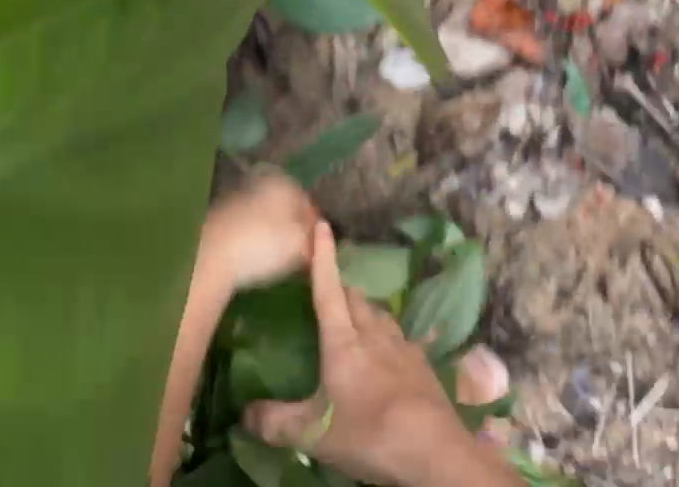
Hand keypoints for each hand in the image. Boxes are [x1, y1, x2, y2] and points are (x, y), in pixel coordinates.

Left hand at [199, 171, 318, 291]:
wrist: (210, 256)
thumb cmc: (263, 245)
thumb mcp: (300, 245)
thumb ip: (314, 240)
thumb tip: (318, 240)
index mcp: (283, 182)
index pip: (310, 204)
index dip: (316, 229)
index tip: (318, 250)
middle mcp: (261, 183)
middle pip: (287, 208)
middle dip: (295, 229)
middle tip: (301, 255)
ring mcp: (238, 198)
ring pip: (267, 217)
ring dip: (274, 235)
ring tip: (279, 260)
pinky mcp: (221, 216)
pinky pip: (248, 227)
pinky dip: (255, 240)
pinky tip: (256, 258)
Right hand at [242, 223, 508, 486]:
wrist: (434, 452)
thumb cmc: (369, 433)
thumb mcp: (314, 433)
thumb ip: (276, 422)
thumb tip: (244, 414)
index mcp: (343, 341)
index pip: (328, 289)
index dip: (323, 256)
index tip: (322, 226)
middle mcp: (374, 333)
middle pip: (355, 298)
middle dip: (340, 289)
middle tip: (326, 293)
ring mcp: (403, 347)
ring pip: (380, 315)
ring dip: (365, 312)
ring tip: (355, 321)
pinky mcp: (423, 364)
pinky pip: (403, 340)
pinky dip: (389, 339)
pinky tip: (390, 354)